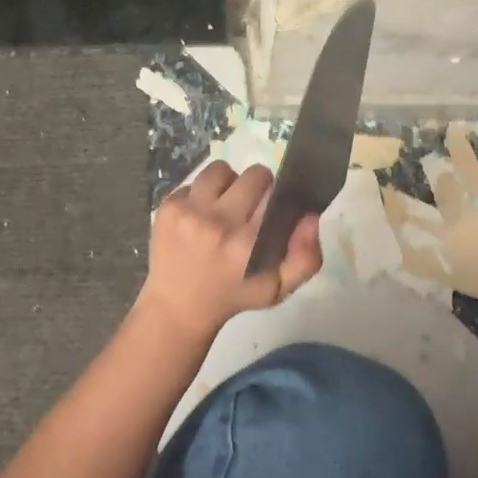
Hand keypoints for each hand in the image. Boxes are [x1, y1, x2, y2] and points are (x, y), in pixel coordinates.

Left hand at [136, 160, 322, 342]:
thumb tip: (310, 215)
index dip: (278, 195)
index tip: (274, 206)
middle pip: (252, 175)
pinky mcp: (168, 206)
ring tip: (224, 204)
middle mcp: (218, 221)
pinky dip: (201, 195)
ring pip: (220, 170)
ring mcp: (189, 211)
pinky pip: (194, 182)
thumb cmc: (233, 295)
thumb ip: (305, 256)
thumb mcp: (277, 288)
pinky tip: (199, 217)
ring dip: (227, 183)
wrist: (177, 306)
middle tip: (251, 205)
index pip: (274, 194)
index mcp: (248, 243)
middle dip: (257, 186)